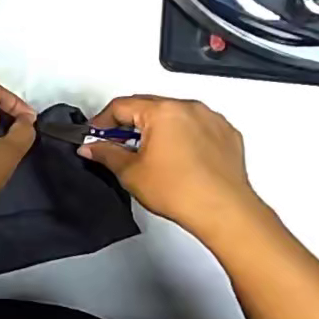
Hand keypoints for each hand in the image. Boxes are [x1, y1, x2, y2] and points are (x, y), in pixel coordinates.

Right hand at [80, 95, 273, 243]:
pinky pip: (196, 126)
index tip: (96, 134)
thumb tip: (92, 147)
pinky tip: (175, 158)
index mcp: (163, 111)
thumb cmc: (184, 192)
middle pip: (147, 106)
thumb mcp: (130, 172)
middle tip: (116, 144)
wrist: (224, 212)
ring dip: (156, 128)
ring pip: (173, 115)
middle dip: (128, 124)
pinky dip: (182, 136)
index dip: (102, 121)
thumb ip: (106, 153)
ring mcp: (211, 119)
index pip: (121, 106)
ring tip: (147, 154)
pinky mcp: (226, 134)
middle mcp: (189, 108)